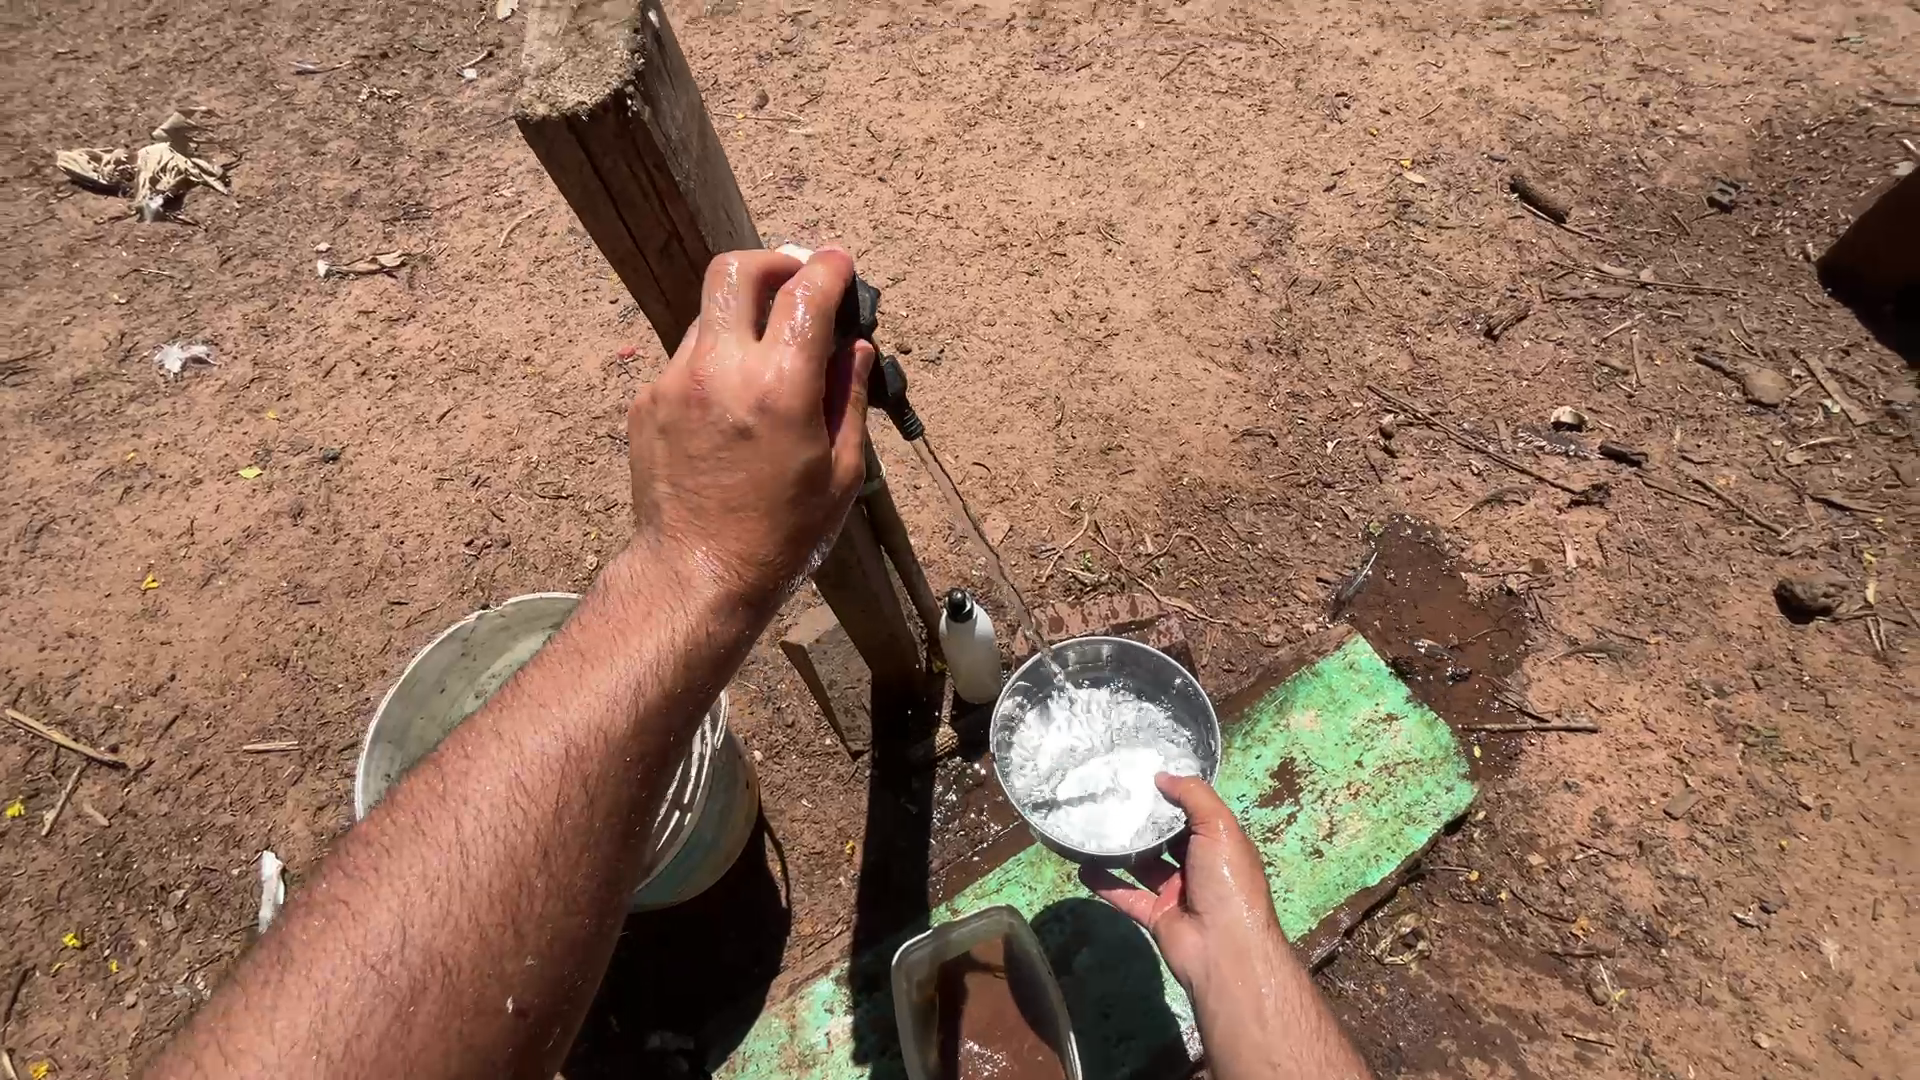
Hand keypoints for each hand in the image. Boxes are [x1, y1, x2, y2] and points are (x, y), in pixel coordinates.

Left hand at [626, 249, 873, 604]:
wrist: (698, 572)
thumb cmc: (784, 535)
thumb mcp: (842, 474)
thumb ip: (851, 399)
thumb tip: (855, 347)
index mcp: (780, 388)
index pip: (806, 293)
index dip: (831, 269)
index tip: (842, 265)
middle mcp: (720, 370)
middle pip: (736, 270)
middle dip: (775, 263)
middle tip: (798, 282)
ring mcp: (674, 382)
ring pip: (708, 313)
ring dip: (744, 316)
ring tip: (769, 355)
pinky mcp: (647, 401)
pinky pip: (687, 357)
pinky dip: (719, 359)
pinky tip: (735, 402)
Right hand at [1079, 773, 1287, 996]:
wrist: (1224, 951)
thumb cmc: (1226, 881)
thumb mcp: (1219, 827)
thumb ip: (1193, 795)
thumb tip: (1161, 775)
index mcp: (1219, 844)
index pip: (1192, 813)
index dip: (1171, 795)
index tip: (1140, 775)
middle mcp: (1199, 866)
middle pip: (1166, 838)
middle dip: (1143, 820)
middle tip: (1111, 796)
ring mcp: (1177, 892)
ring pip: (1143, 865)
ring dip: (1121, 849)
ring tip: (1093, 826)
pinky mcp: (1156, 915)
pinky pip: (1126, 894)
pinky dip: (1105, 882)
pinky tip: (1083, 867)